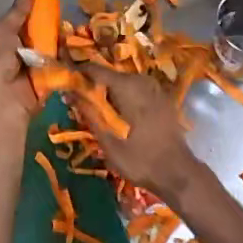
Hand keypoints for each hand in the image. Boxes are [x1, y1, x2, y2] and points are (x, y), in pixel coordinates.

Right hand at [76, 72, 203, 204]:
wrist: (177, 173)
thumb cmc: (140, 159)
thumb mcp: (108, 140)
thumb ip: (89, 113)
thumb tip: (70, 94)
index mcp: (128, 86)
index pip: (95, 70)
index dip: (78, 73)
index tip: (64, 83)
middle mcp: (142, 80)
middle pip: (110, 75)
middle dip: (92, 86)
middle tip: (77, 102)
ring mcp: (154, 88)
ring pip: (123, 82)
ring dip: (108, 93)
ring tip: (95, 110)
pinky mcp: (161, 97)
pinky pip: (135, 90)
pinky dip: (123, 97)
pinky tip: (117, 114)